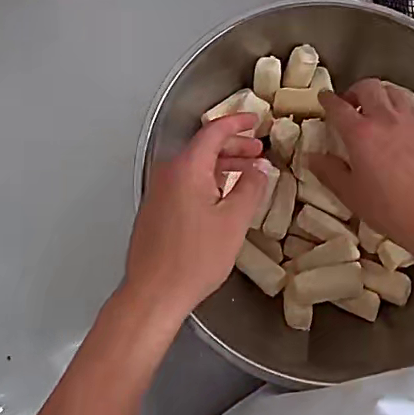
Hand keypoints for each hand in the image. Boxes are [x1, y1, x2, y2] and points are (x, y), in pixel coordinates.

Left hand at [122, 113, 271, 319]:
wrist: (153, 293)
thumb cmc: (195, 258)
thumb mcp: (234, 220)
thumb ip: (250, 187)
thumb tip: (260, 167)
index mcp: (187, 168)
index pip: (214, 132)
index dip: (237, 123)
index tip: (256, 120)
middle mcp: (168, 173)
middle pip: (203, 147)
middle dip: (233, 146)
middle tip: (258, 150)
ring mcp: (159, 191)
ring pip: (195, 166)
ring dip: (222, 165)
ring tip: (248, 173)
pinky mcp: (156, 209)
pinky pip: (185, 182)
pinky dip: (207, 180)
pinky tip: (224, 195)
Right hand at [309, 80, 413, 264]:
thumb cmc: (391, 210)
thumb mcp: (351, 195)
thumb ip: (329, 172)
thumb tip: (313, 158)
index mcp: (360, 134)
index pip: (338, 107)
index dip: (327, 100)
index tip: (324, 98)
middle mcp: (386, 120)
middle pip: (368, 87)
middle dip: (355, 91)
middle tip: (349, 104)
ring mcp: (411, 123)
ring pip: (393, 92)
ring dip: (379, 95)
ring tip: (375, 110)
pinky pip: (411, 109)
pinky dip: (400, 109)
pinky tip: (399, 127)